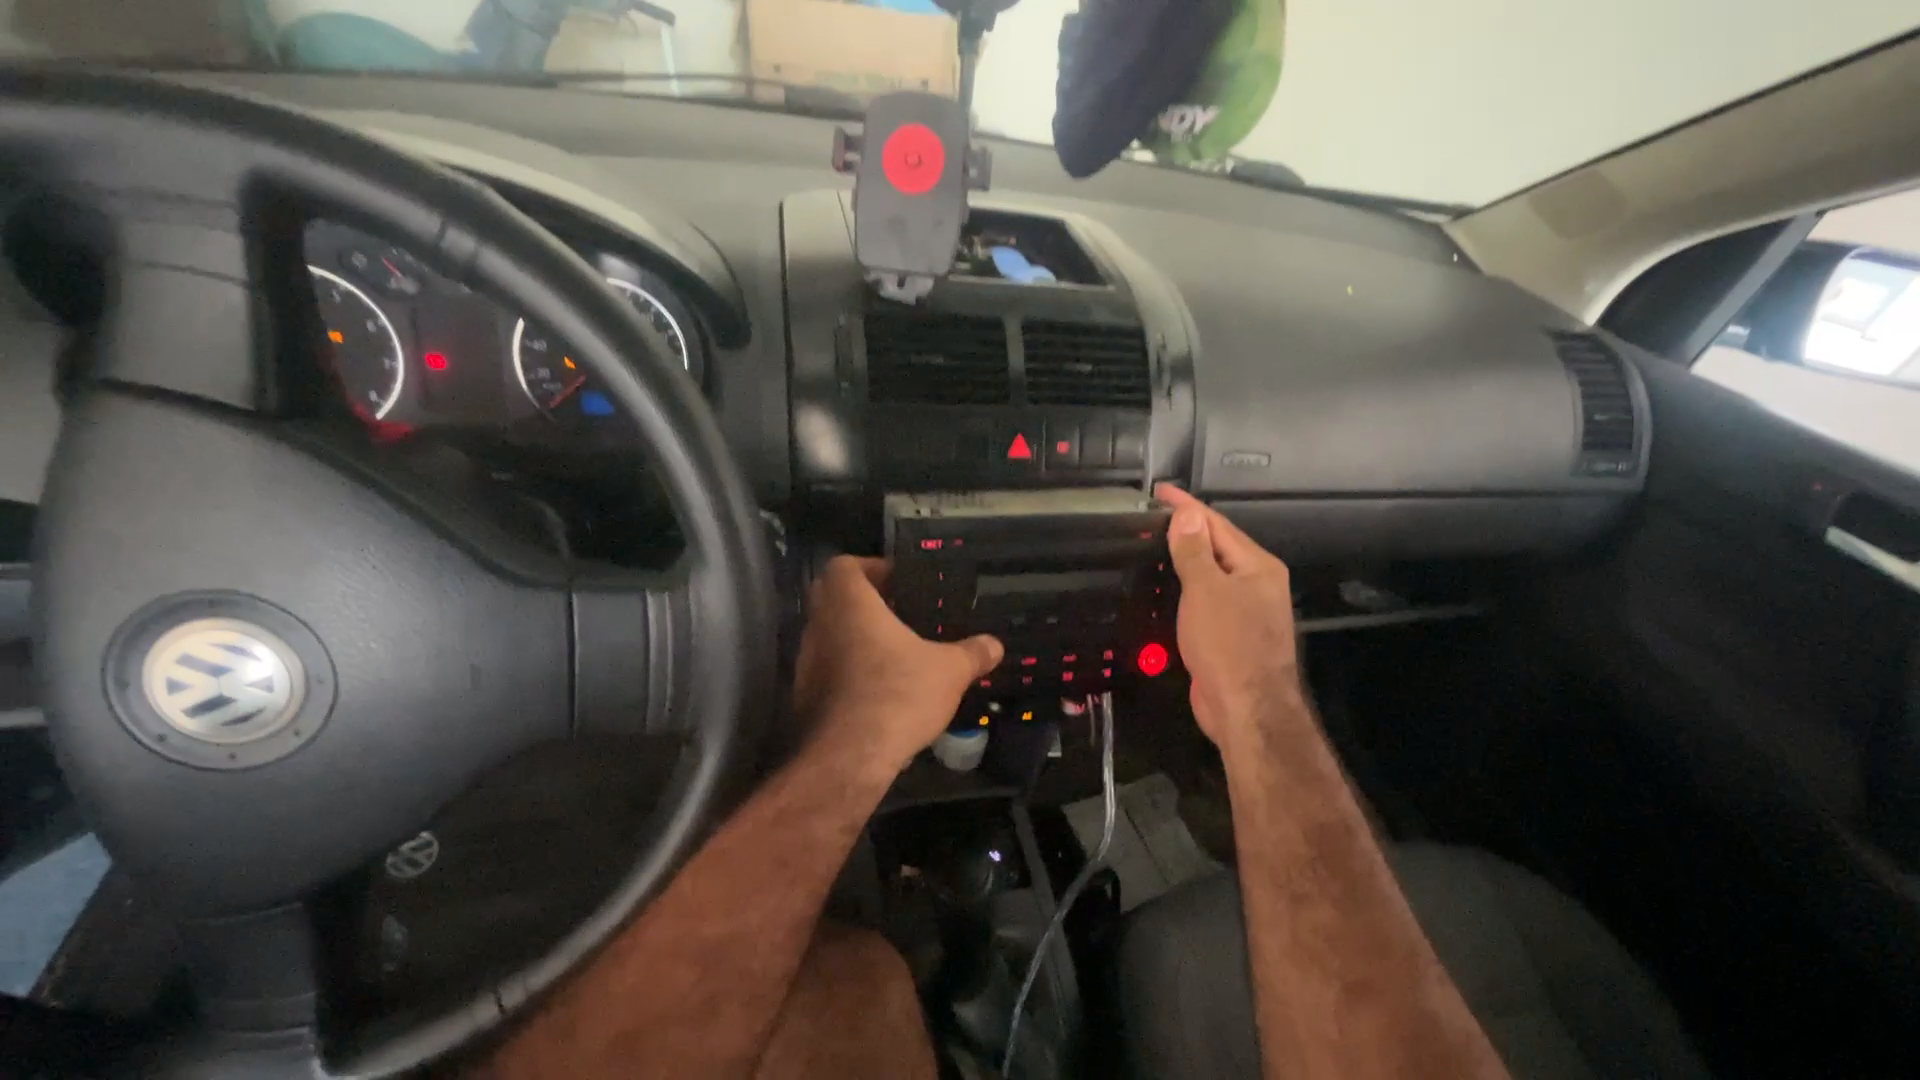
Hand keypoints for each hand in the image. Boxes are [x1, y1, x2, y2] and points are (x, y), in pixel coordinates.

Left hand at [794, 556, 1003, 776]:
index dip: (871, 567)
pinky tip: (879, 691)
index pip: (844, 565)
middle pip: (834, 598)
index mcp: (849, 604)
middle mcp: (820, 625)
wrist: (849, 757)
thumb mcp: (949, 671)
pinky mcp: (804, 696)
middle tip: (901, 614)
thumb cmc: (898, 694)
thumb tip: (994, 645)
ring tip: (894, 654)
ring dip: (856, 638)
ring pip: (829, 635)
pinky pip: (827, 670)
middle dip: (866, 603)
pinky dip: (848, 672)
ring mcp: (807, 662)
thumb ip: (972, 654)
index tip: (899, 582)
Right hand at [1156, 484, 1306, 753]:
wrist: (1247, 710)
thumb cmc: (1229, 645)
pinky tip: (1166, 590)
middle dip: (1186, 531)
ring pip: (1210, 576)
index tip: (1158, 491)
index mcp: (1257, 566)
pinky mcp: (1231, 637)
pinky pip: (1205, 602)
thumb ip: (1195, 551)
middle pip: (1217, 547)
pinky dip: (1185, 590)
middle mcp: (1257, 584)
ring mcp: (1246, 612)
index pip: (1217, 525)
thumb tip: (1187, 515)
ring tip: (1152, 546)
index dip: (1186, 506)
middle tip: (1149, 517)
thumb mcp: (1206, 591)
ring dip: (1184, 560)